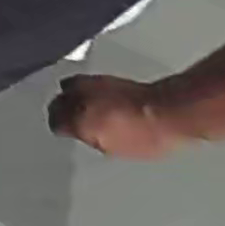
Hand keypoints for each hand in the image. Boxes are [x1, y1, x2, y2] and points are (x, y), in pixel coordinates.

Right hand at [47, 75, 193, 159]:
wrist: (168, 112)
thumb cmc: (148, 134)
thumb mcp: (117, 149)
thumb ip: (92, 139)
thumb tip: (86, 135)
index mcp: (76, 121)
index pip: (56, 123)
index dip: (62, 129)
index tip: (66, 131)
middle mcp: (75, 99)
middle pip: (58, 103)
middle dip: (63, 111)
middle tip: (71, 119)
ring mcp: (87, 84)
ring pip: (68, 90)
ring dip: (73, 98)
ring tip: (85, 107)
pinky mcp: (101, 77)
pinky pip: (84, 82)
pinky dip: (87, 90)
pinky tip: (100, 99)